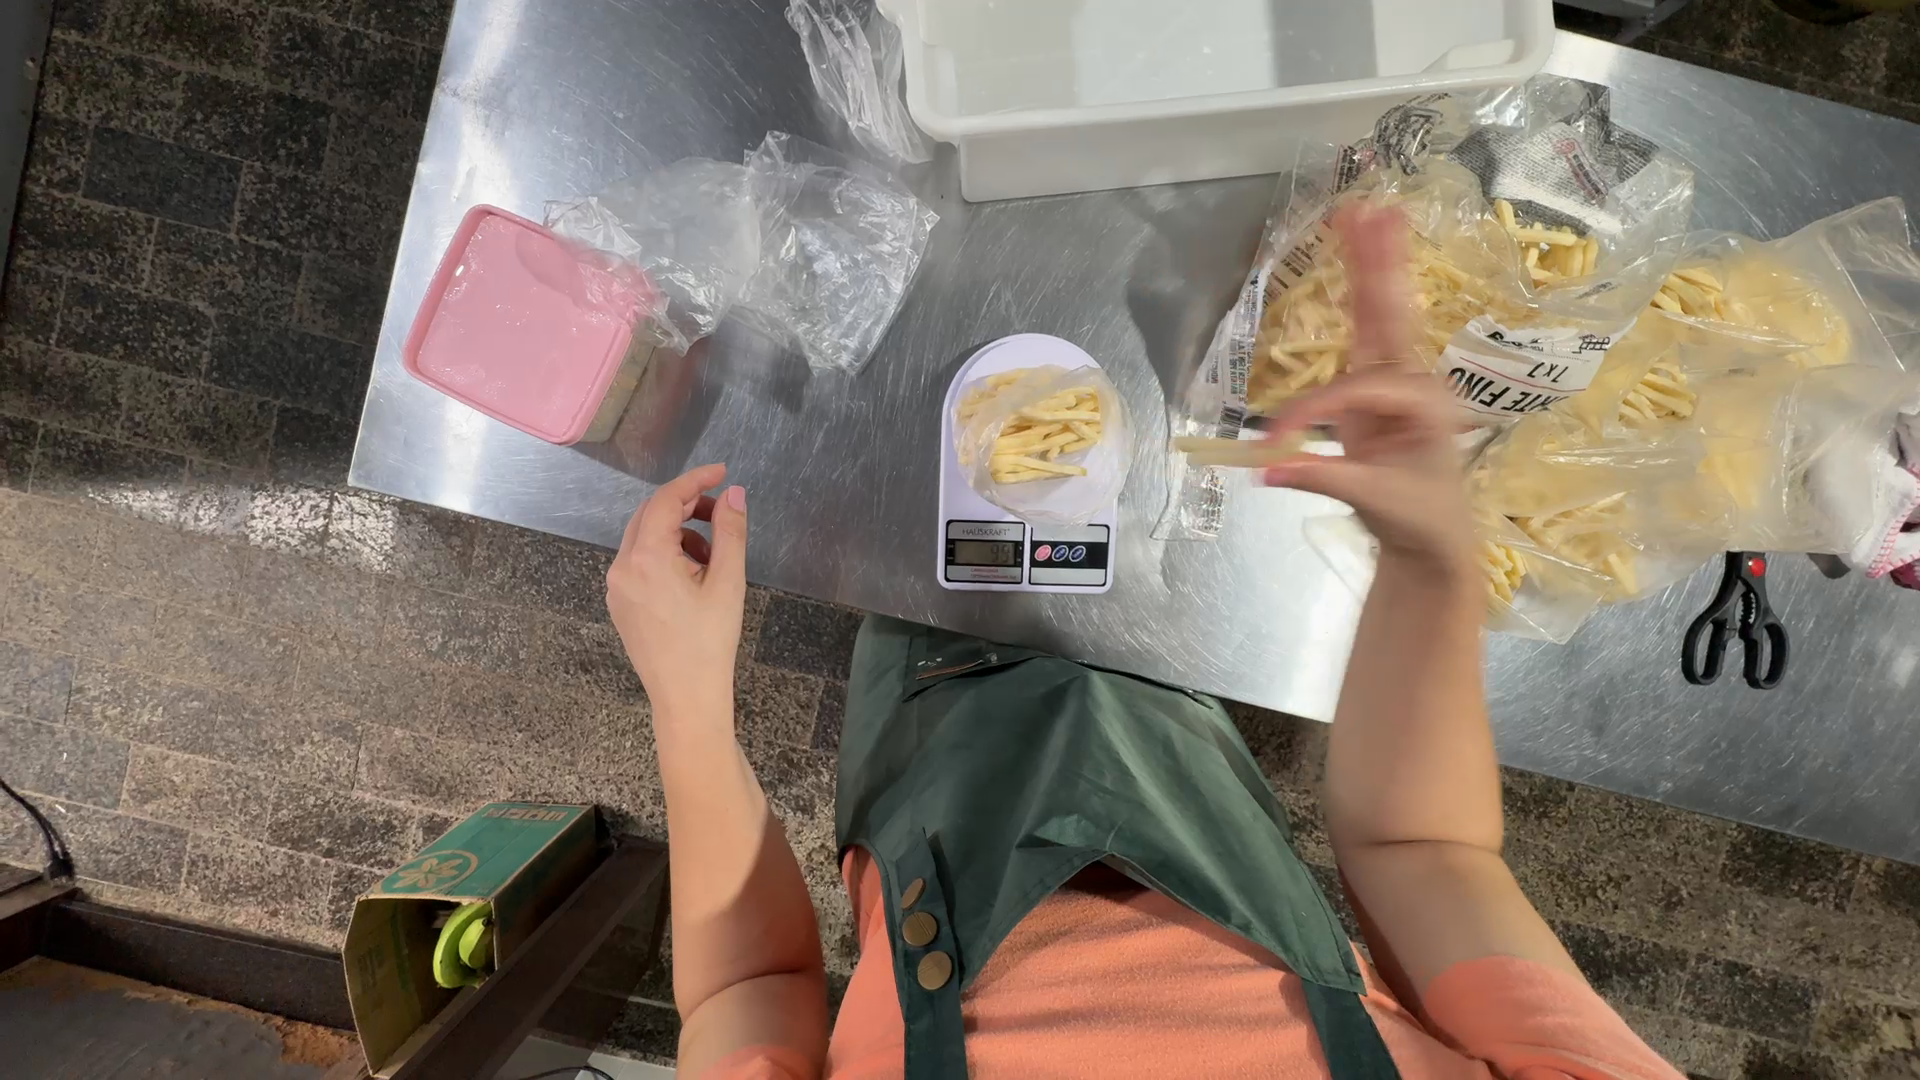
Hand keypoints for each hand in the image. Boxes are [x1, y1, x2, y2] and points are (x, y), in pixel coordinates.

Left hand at [607, 464, 747, 724]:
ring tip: (713, 554)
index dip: (695, 480)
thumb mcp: (728, 582)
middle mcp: (622, 567)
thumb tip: (734, 493)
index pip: (666, 501)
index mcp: (647, 558)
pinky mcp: (620, 603)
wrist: (687, 696)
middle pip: (650, 515)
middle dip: (686, 505)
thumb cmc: (711, 641)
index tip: (723, 472)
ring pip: (643, 538)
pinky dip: (666, 553)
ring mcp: (616, 586)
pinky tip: (693, 575)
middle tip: (722, 511)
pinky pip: (639, 562)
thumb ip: (731, 532)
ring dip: (678, 531)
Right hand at [1258, 205, 1476, 579]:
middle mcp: (1412, 383)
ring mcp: (1391, 383)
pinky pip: (1362, 338)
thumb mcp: (1374, 499)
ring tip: (1364, 215)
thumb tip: (1262, 469)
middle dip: (1376, 266)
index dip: (1312, 411)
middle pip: (1389, 316)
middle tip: (1368, 210)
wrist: (1431, 535)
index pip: (1356, 391)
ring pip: (1379, 317)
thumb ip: (1321, 476)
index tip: (1272, 445)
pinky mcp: (1370, 392)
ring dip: (1370, 266)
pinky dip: (1358, 297)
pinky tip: (1358, 264)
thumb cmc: (1416, 517)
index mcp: (1425, 404)